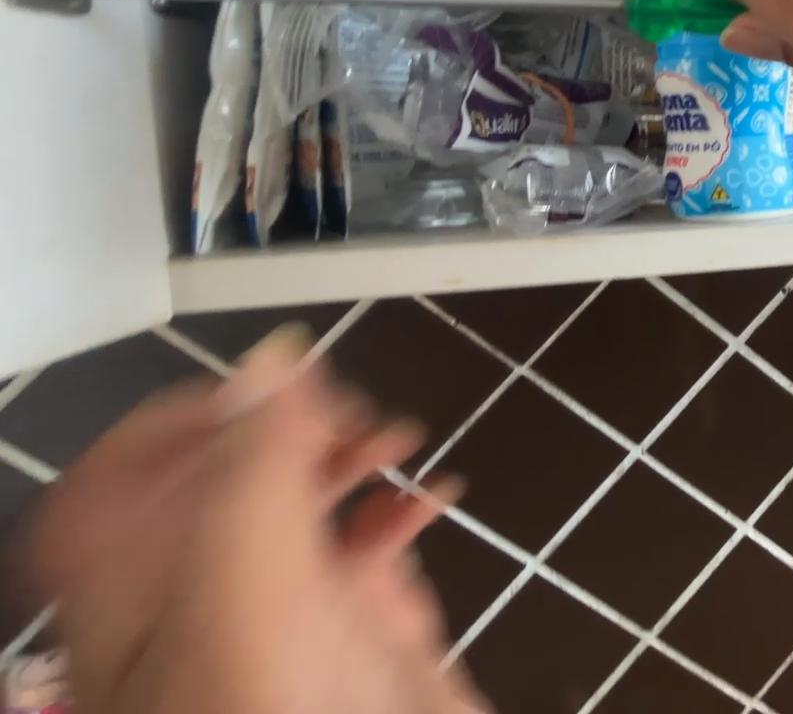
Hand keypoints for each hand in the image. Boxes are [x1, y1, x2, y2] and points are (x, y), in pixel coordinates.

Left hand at [29, 328, 484, 713]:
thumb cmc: (290, 706)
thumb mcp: (258, 594)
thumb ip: (255, 476)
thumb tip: (273, 359)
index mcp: (146, 599)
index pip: (113, 488)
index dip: (180, 425)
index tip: (270, 389)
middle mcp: (207, 602)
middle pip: (217, 485)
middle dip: (288, 431)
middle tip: (351, 412)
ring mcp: (289, 612)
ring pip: (299, 507)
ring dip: (351, 457)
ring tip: (401, 439)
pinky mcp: (360, 622)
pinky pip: (371, 544)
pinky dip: (404, 507)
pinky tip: (434, 497)